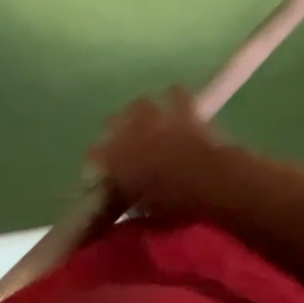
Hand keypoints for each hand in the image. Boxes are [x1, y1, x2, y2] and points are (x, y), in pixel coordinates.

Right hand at [88, 86, 227, 213]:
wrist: (209, 180)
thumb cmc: (176, 203)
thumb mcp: (148, 209)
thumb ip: (133, 197)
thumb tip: (132, 196)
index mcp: (116, 159)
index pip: (94, 153)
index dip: (99, 159)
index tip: (105, 168)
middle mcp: (129, 132)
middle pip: (112, 121)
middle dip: (118, 131)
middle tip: (128, 143)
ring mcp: (155, 116)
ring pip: (139, 104)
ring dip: (142, 112)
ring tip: (149, 120)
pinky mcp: (181, 107)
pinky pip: (175, 93)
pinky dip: (175, 97)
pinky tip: (177, 103)